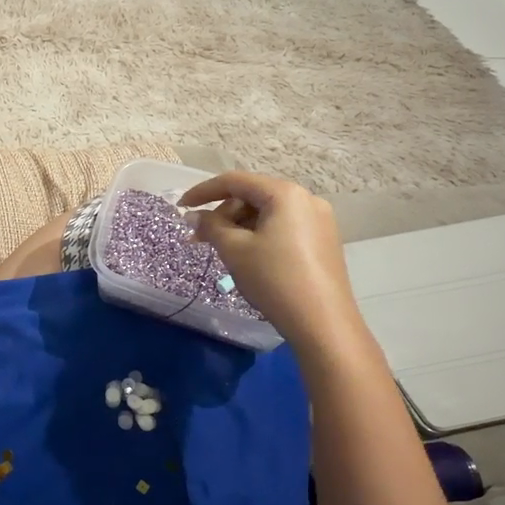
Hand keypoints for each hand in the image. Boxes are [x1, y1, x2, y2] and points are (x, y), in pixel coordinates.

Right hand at [181, 171, 365, 350]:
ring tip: (223, 250)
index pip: (235, 181)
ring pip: (268, 213)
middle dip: (223, 214)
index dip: (203, 191)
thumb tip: (193, 216)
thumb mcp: (234, 250)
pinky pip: (283, 227)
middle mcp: (306, 199)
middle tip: (200, 238)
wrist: (323, 323)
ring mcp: (319, 220)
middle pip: (253, 196)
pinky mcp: (324, 240)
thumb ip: (210, 226)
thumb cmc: (274, 279)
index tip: (181, 207)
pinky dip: (259, 235)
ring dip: (240, 226)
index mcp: (285, 194)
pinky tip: (248, 255)